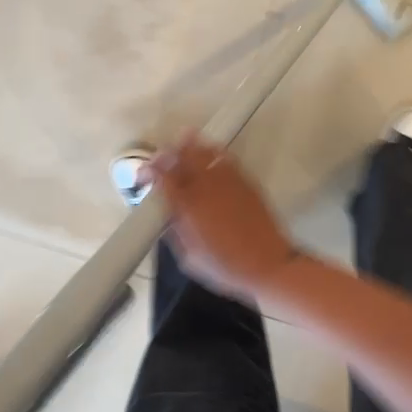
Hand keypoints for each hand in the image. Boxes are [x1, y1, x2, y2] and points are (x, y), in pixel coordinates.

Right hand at [146, 130, 299, 300]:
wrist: (268, 264)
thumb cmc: (227, 267)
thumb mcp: (190, 258)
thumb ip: (175, 232)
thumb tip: (166, 218)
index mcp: (187, 207)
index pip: (161, 177)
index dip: (147, 171)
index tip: (142, 175)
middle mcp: (205, 187)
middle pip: (180, 156)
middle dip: (166, 154)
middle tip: (159, 159)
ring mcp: (226, 180)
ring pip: (202, 150)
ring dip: (188, 146)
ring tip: (180, 144)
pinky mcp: (244, 180)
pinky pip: (224, 156)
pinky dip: (212, 150)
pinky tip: (208, 152)